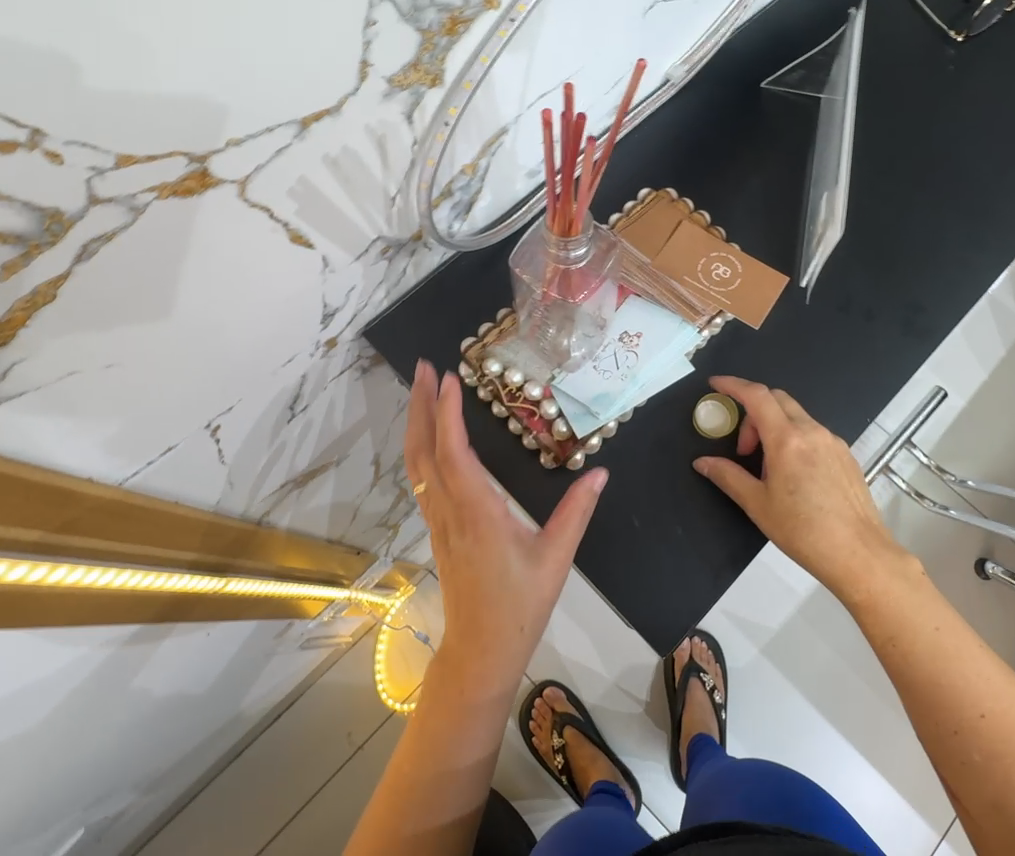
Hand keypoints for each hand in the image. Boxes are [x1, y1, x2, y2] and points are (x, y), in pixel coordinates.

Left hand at [404, 360, 606, 696]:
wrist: (481, 648)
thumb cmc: (520, 604)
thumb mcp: (556, 558)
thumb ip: (576, 512)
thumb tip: (599, 473)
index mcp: (477, 512)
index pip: (454, 452)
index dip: (447, 412)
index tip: (449, 377)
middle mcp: (449, 510)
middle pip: (422, 449)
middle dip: (419, 405)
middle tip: (423, 366)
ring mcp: (438, 520)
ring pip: (416, 463)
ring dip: (415, 422)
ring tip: (422, 388)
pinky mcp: (438, 529)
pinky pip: (421, 479)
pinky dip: (421, 446)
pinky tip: (430, 436)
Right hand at [692, 375, 904, 598]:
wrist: (858, 553)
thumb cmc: (803, 531)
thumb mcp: (758, 505)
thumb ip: (729, 477)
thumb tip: (703, 462)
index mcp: (787, 440)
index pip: (757, 396)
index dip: (734, 385)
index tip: (716, 385)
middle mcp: (812, 432)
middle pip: (778, 400)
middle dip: (753, 413)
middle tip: (743, 449)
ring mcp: (833, 442)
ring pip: (797, 417)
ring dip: (775, 428)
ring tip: (768, 469)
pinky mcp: (846, 455)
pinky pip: (814, 433)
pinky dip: (795, 439)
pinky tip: (794, 476)